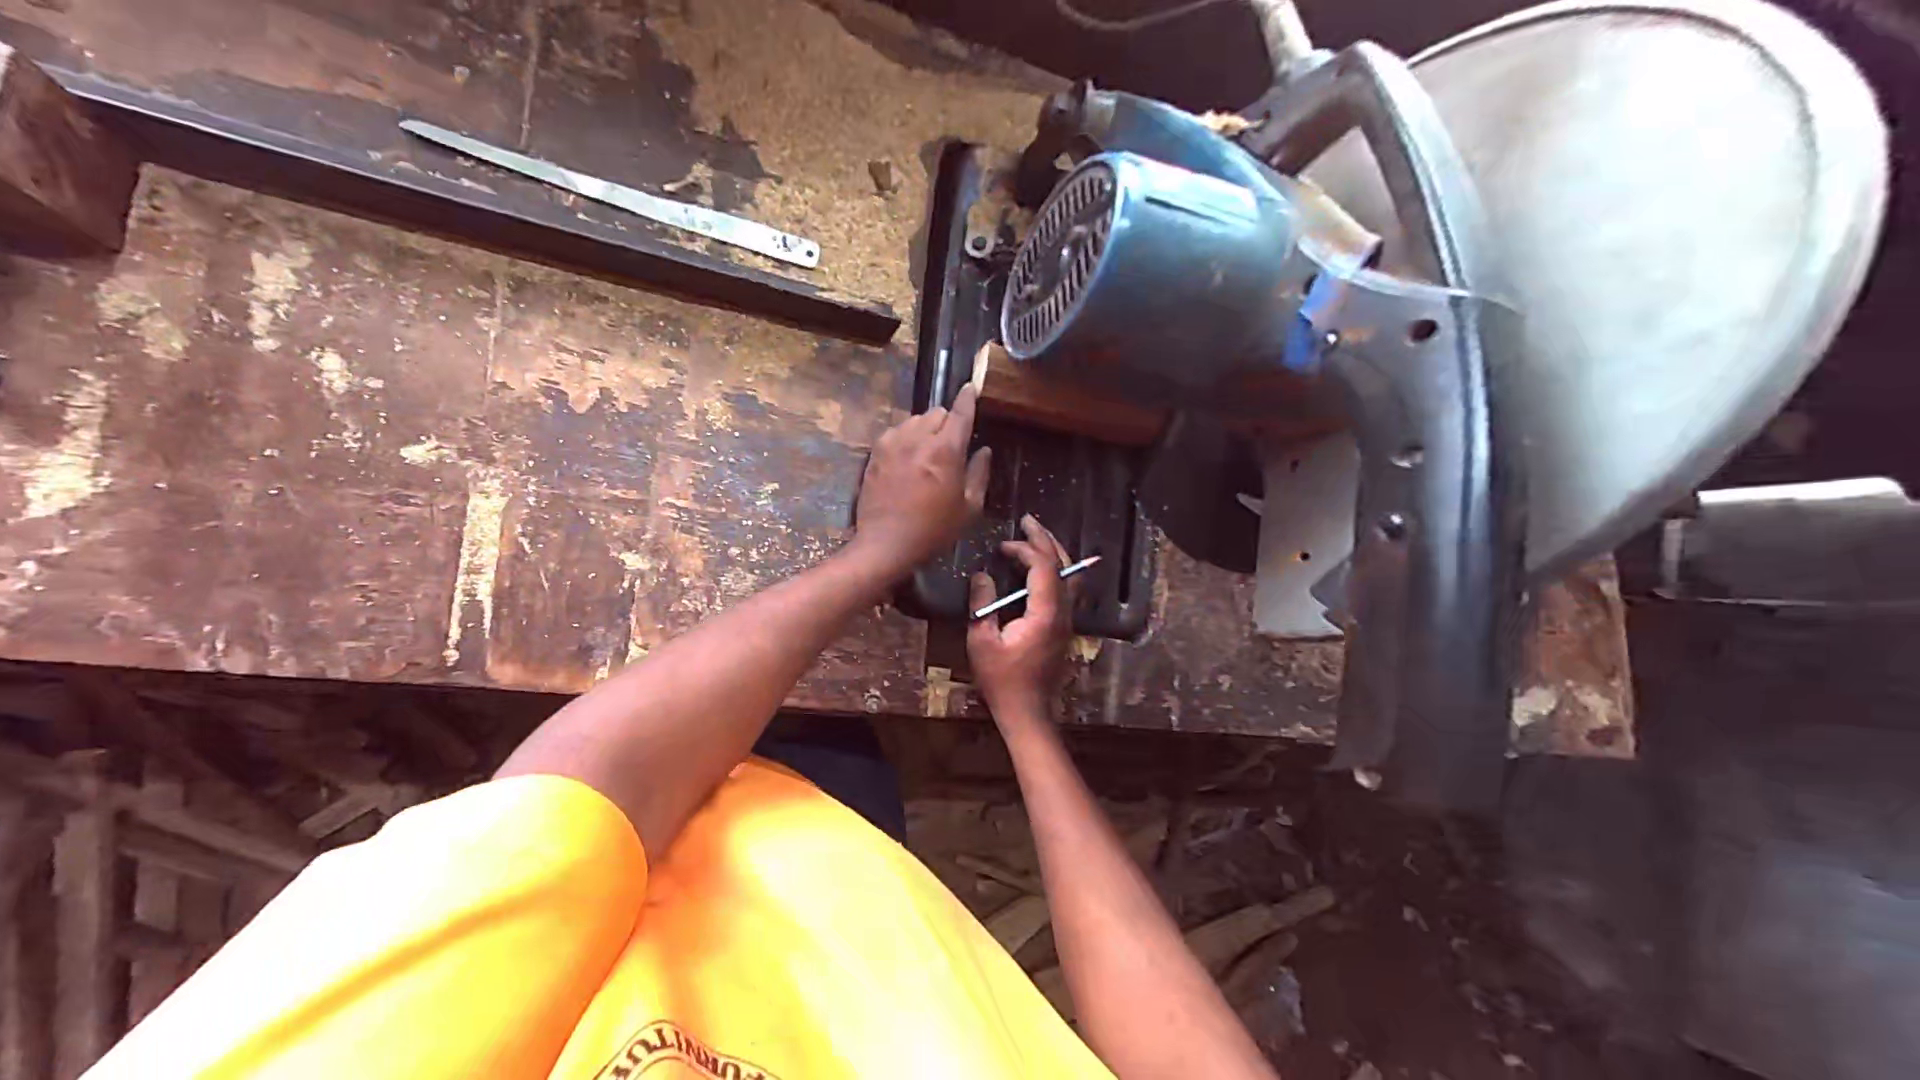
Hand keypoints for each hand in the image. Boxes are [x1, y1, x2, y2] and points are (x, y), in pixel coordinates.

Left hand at [851, 385, 991, 576]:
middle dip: (947, 424)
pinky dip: (905, 439)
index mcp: (946, 450)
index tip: (971, 387)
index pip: (961, 412)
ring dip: (925, 430)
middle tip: (949, 448)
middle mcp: (918, 438)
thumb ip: (979, 474)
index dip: (969, 397)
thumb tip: (983, 450)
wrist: (886, 543)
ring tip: (926, 456)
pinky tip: (906, 462)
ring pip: (915, 420)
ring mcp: (893, 442)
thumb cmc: (933, 531)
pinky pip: (896, 432)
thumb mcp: (968, 508)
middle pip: (937, 413)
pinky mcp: (876, 452)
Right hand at [968, 515, 1077, 718]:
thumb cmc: (1002, 681)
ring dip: (1054, 552)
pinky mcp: (1064, 628)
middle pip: (1063, 565)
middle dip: (1045, 539)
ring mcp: (1067, 621)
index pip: (1044, 567)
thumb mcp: (981, 641)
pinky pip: (1067, 589)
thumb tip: (982, 576)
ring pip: (1070, 576)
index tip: (1002, 546)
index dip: (1025, 549)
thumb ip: (982, 604)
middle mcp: (1063, 612)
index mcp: (1045, 613)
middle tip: (1028, 520)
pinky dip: (1056, 570)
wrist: (1027, 712)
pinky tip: (1045, 568)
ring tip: (1037, 536)